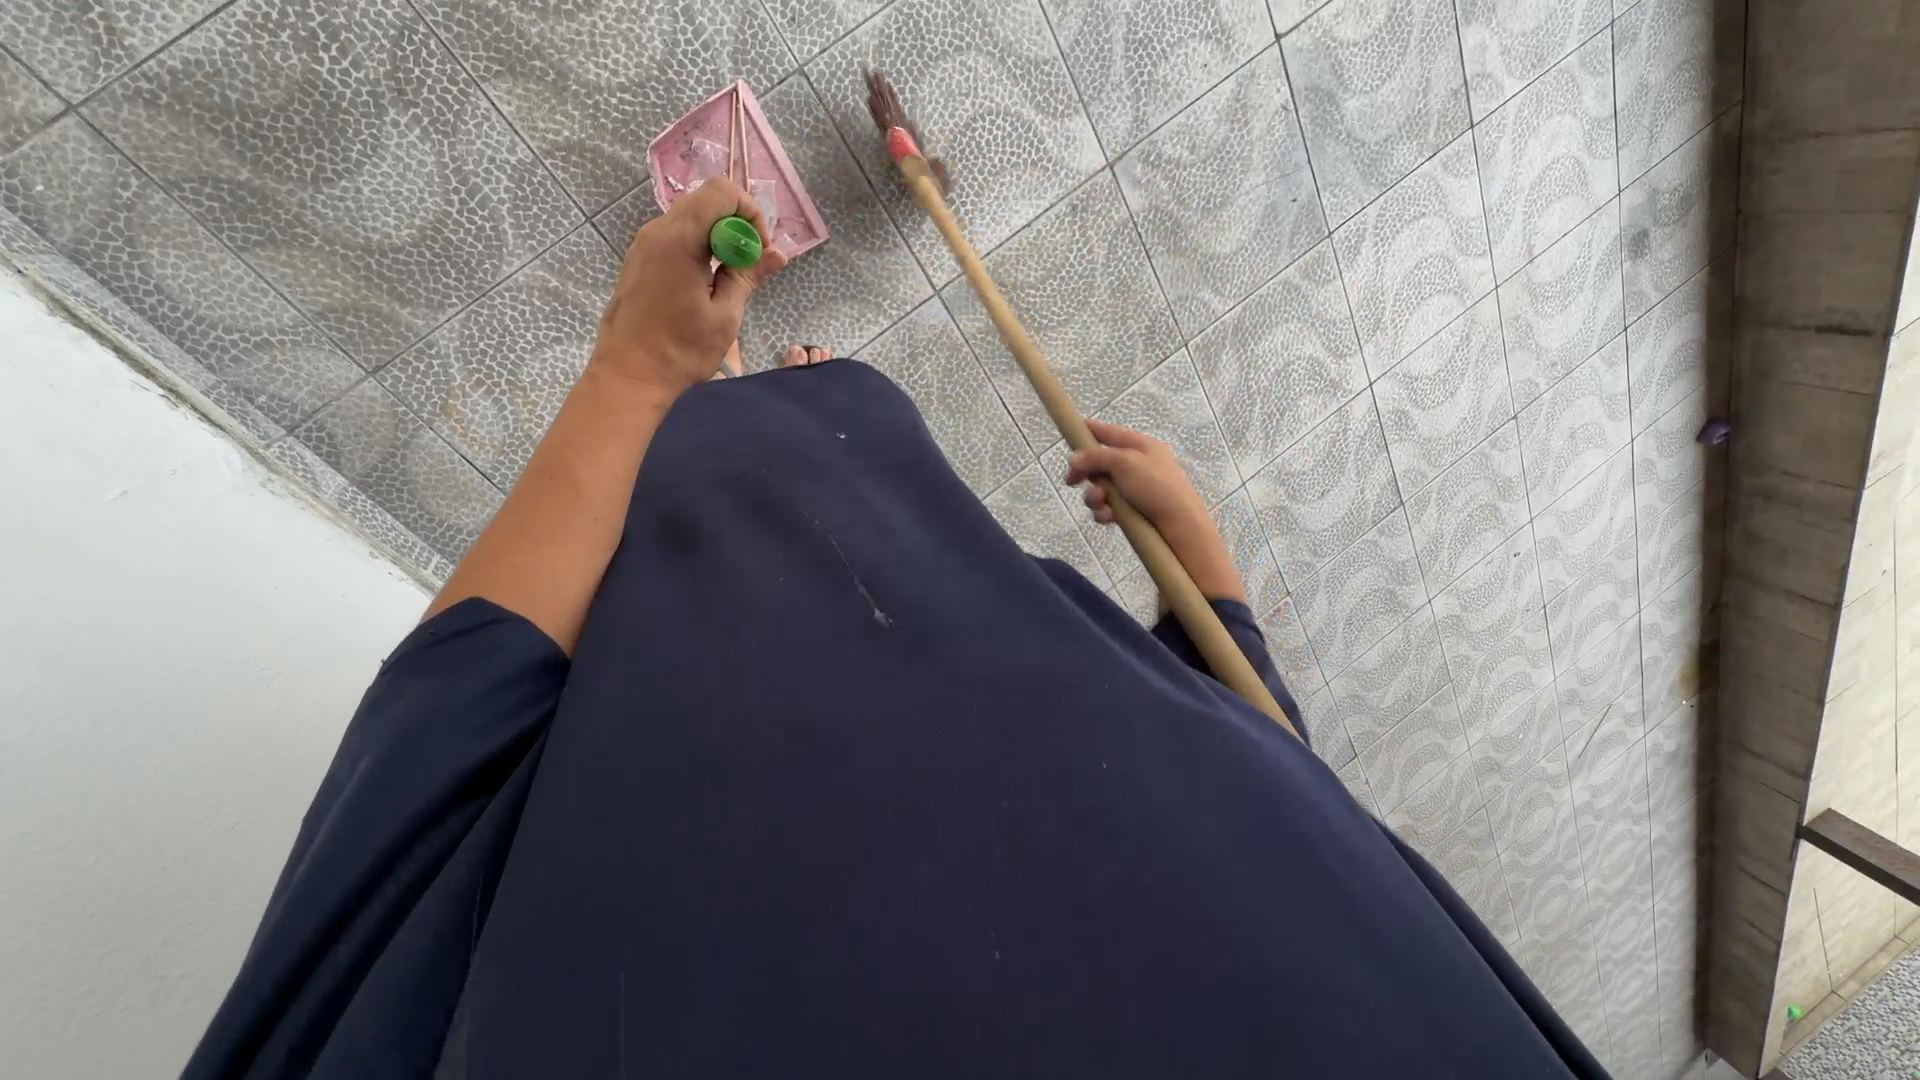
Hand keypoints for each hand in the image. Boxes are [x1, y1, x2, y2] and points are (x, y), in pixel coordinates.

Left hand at [589, 177, 788, 393]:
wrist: (629, 374)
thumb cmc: (681, 350)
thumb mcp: (725, 316)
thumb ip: (748, 276)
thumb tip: (777, 254)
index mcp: (680, 240)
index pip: (721, 192)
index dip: (749, 214)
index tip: (757, 251)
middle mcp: (658, 231)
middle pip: (706, 201)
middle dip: (735, 225)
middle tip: (747, 266)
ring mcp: (644, 244)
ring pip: (691, 218)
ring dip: (717, 238)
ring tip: (727, 280)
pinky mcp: (640, 259)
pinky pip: (676, 237)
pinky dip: (698, 248)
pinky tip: (705, 285)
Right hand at [1065, 419, 1209, 533]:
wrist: (1179, 525)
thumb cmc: (1155, 486)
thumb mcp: (1124, 463)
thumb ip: (1095, 457)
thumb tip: (1074, 459)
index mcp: (1140, 446)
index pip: (1110, 433)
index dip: (1089, 430)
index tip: (1070, 430)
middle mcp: (1137, 465)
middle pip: (1100, 463)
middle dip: (1086, 473)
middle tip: (1071, 481)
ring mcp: (1134, 489)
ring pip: (1101, 488)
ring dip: (1094, 496)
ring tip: (1100, 502)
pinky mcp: (1132, 510)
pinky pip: (1108, 507)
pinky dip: (1104, 512)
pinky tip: (1108, 517)